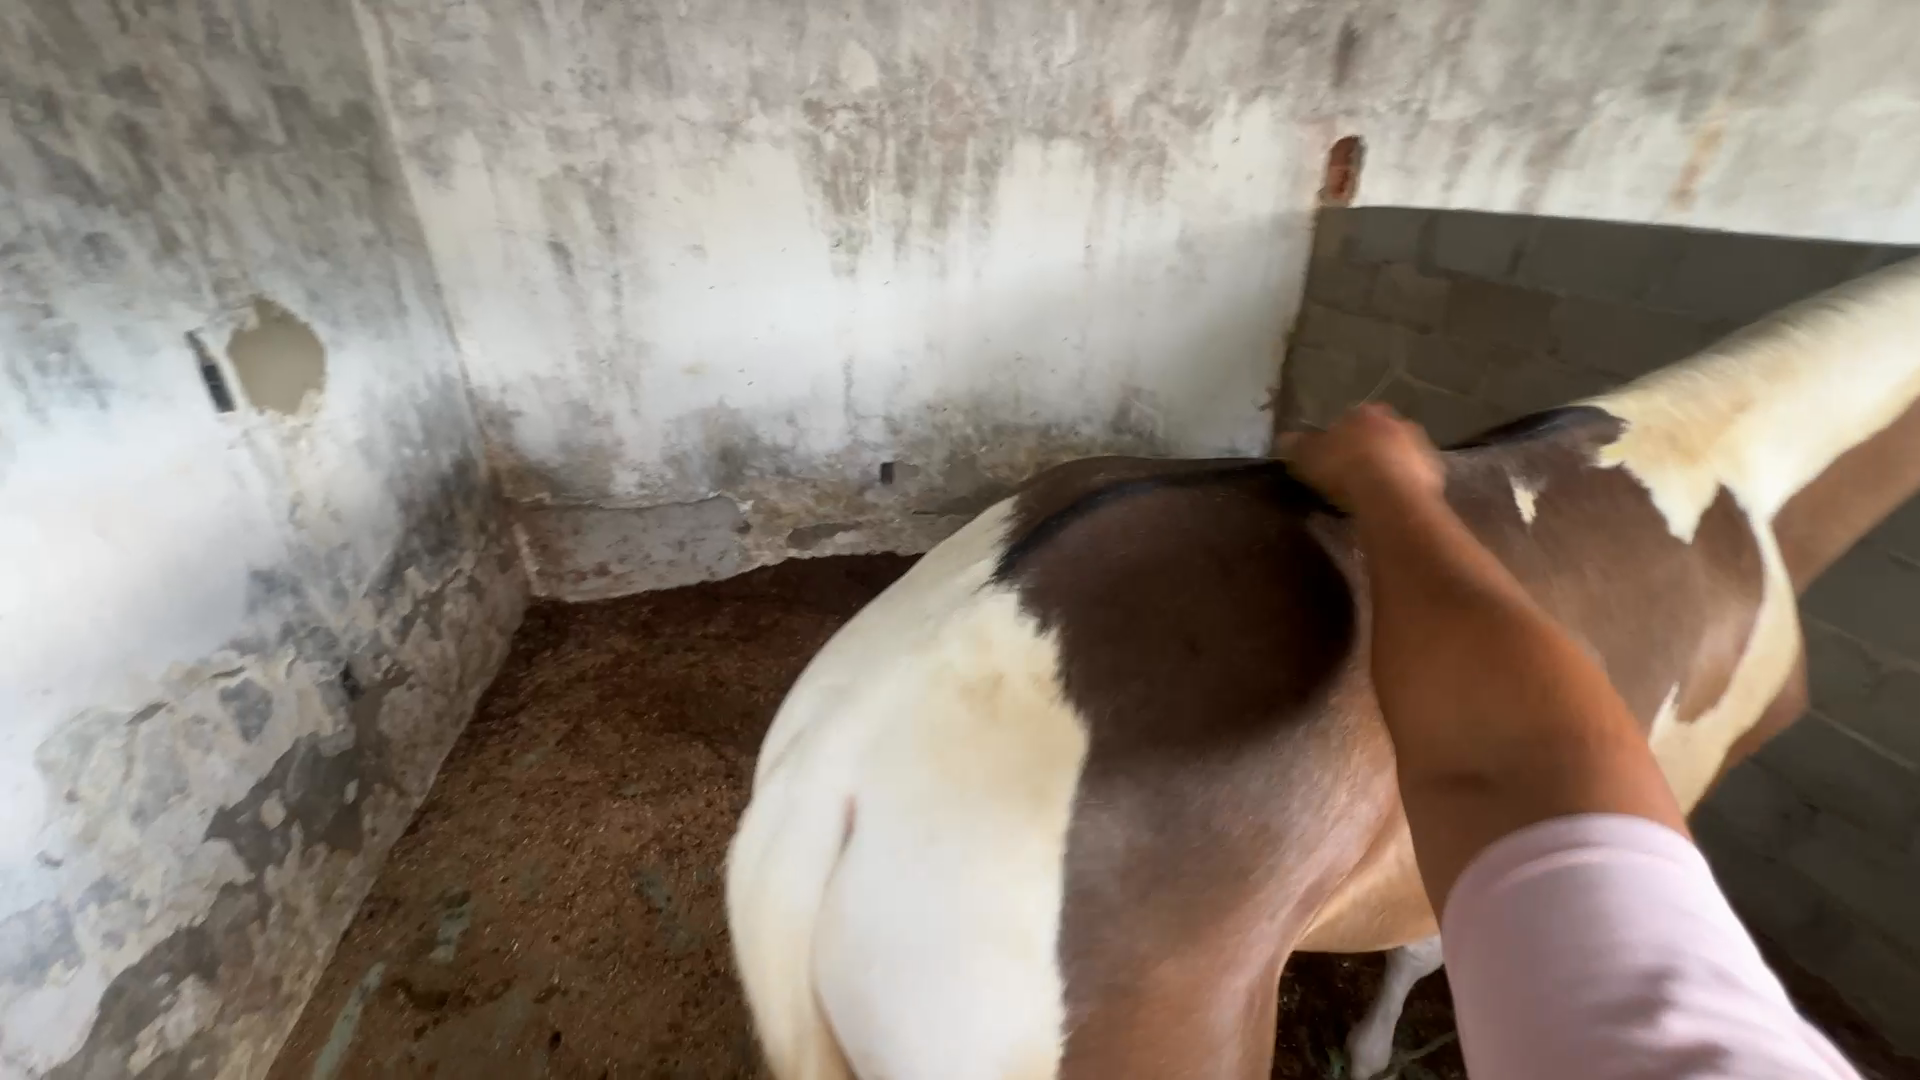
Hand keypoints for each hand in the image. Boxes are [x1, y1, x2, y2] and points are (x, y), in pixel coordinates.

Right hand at [1280, 404, 1445, 513]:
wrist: (1390, 494)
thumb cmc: (1344, 468)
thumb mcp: (1307, 457)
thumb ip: (1296, 445)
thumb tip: (1284, 438)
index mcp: (1364, 413)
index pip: (1349, 417)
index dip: (1338, 436)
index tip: (1330, 454)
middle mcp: (1396, 420)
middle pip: (1377, 432)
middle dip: (1366, 446)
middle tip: (1350, 470)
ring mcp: (1420, 444)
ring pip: (1397, 451)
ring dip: (1386, 463)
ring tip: (1369, 487)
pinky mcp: (1436, 469)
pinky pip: (1412, 473)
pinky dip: (1401, 481)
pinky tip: (1388, 497)